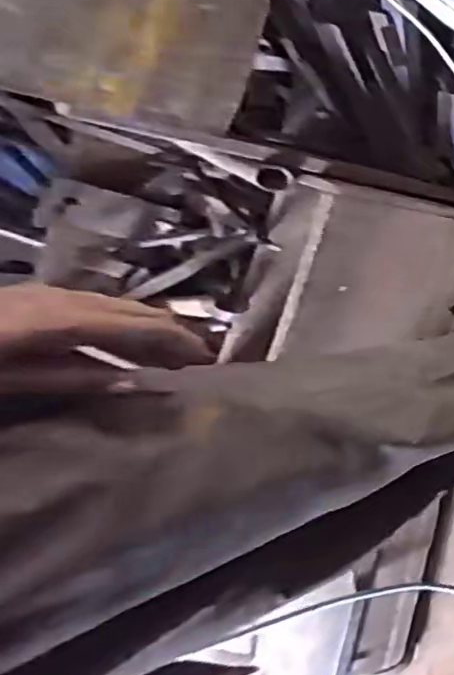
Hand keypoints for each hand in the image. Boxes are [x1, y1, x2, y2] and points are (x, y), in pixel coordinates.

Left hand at [0, 284, 209, 366]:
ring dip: (148, 327)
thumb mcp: (9, 379)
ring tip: (161, 352)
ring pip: (121, 306)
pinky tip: (120, 339)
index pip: (149, 325)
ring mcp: (50, 293)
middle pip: (140, 311)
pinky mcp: (34, 294)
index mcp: (67, 318)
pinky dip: (121, 321)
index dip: (186, 341)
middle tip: (193, 358)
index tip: (211, 360)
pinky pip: (96, 304)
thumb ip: (73, 379)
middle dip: (174, 333)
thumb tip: (137, 381)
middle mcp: (68, 299)